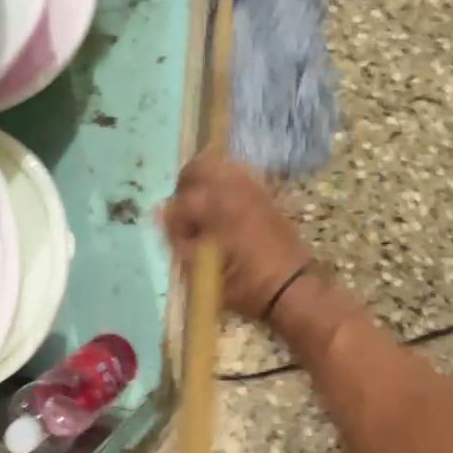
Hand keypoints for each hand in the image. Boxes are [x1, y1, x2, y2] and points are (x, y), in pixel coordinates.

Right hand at [158, 157, 313, 320]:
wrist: (291, 286)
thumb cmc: (246, 284)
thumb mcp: (203, 271)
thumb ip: (178, 240)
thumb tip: (160, 214)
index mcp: (218, 206)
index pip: (181, 201)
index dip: (174, 222)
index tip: (178, 241)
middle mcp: (234, 188)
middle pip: (198, 168)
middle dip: (184, 188)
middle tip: (184, 214)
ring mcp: (252, 187)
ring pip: (219, 166)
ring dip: (204, 183)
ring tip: (202, 209)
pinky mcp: (264, 192)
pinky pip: (238, 174)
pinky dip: (224, 184)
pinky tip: (222, 207)